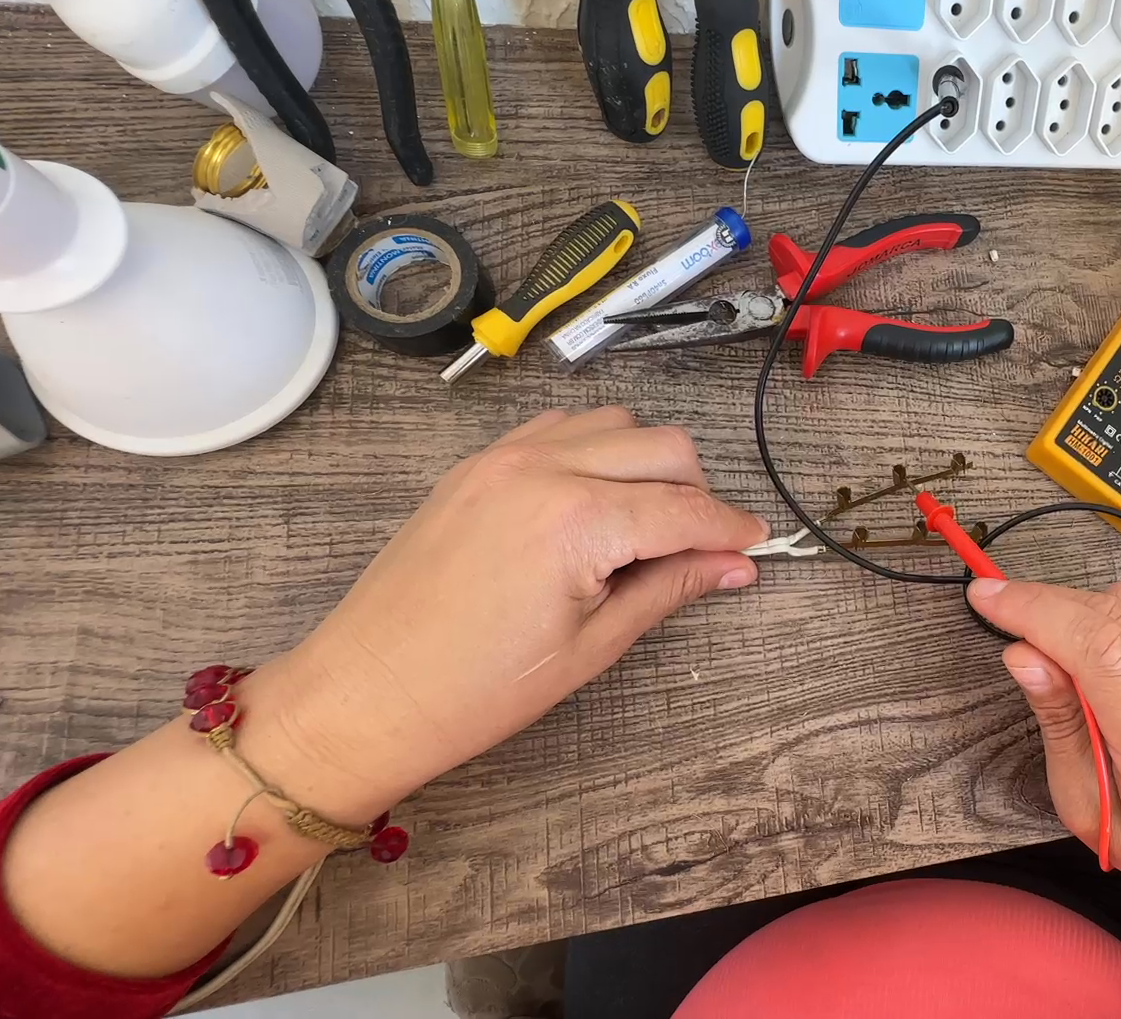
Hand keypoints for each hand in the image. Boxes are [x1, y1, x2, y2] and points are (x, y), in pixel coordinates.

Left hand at [262, 407, 768, 819]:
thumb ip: (674, 587)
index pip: (686, 510)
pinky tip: (596, 498)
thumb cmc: (481, 689)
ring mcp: (506, 455)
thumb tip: (738, 566)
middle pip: (665, 448)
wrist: (363, 695)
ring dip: (650, 464)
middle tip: (699, 546)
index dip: (732, 529)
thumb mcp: (596, 644)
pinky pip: (565, 427)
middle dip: (699, 493)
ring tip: (644, 521)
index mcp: (576, 521)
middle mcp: (545, 468)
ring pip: (619, 424)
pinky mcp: (481, 460)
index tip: (757, 545)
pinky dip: (599, 450)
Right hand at [967, 578, 1120, 974]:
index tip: (988, 597)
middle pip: (1118, 621)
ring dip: (1081, 612)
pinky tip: (1111, 650)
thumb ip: (1057, 720)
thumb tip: (1023, 652)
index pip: (1108, 659)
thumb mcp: (1082, 802)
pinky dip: (1116, 615)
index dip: (1042, 615)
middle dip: (1047, 605)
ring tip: (1066, 653)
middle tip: (1003, 610)